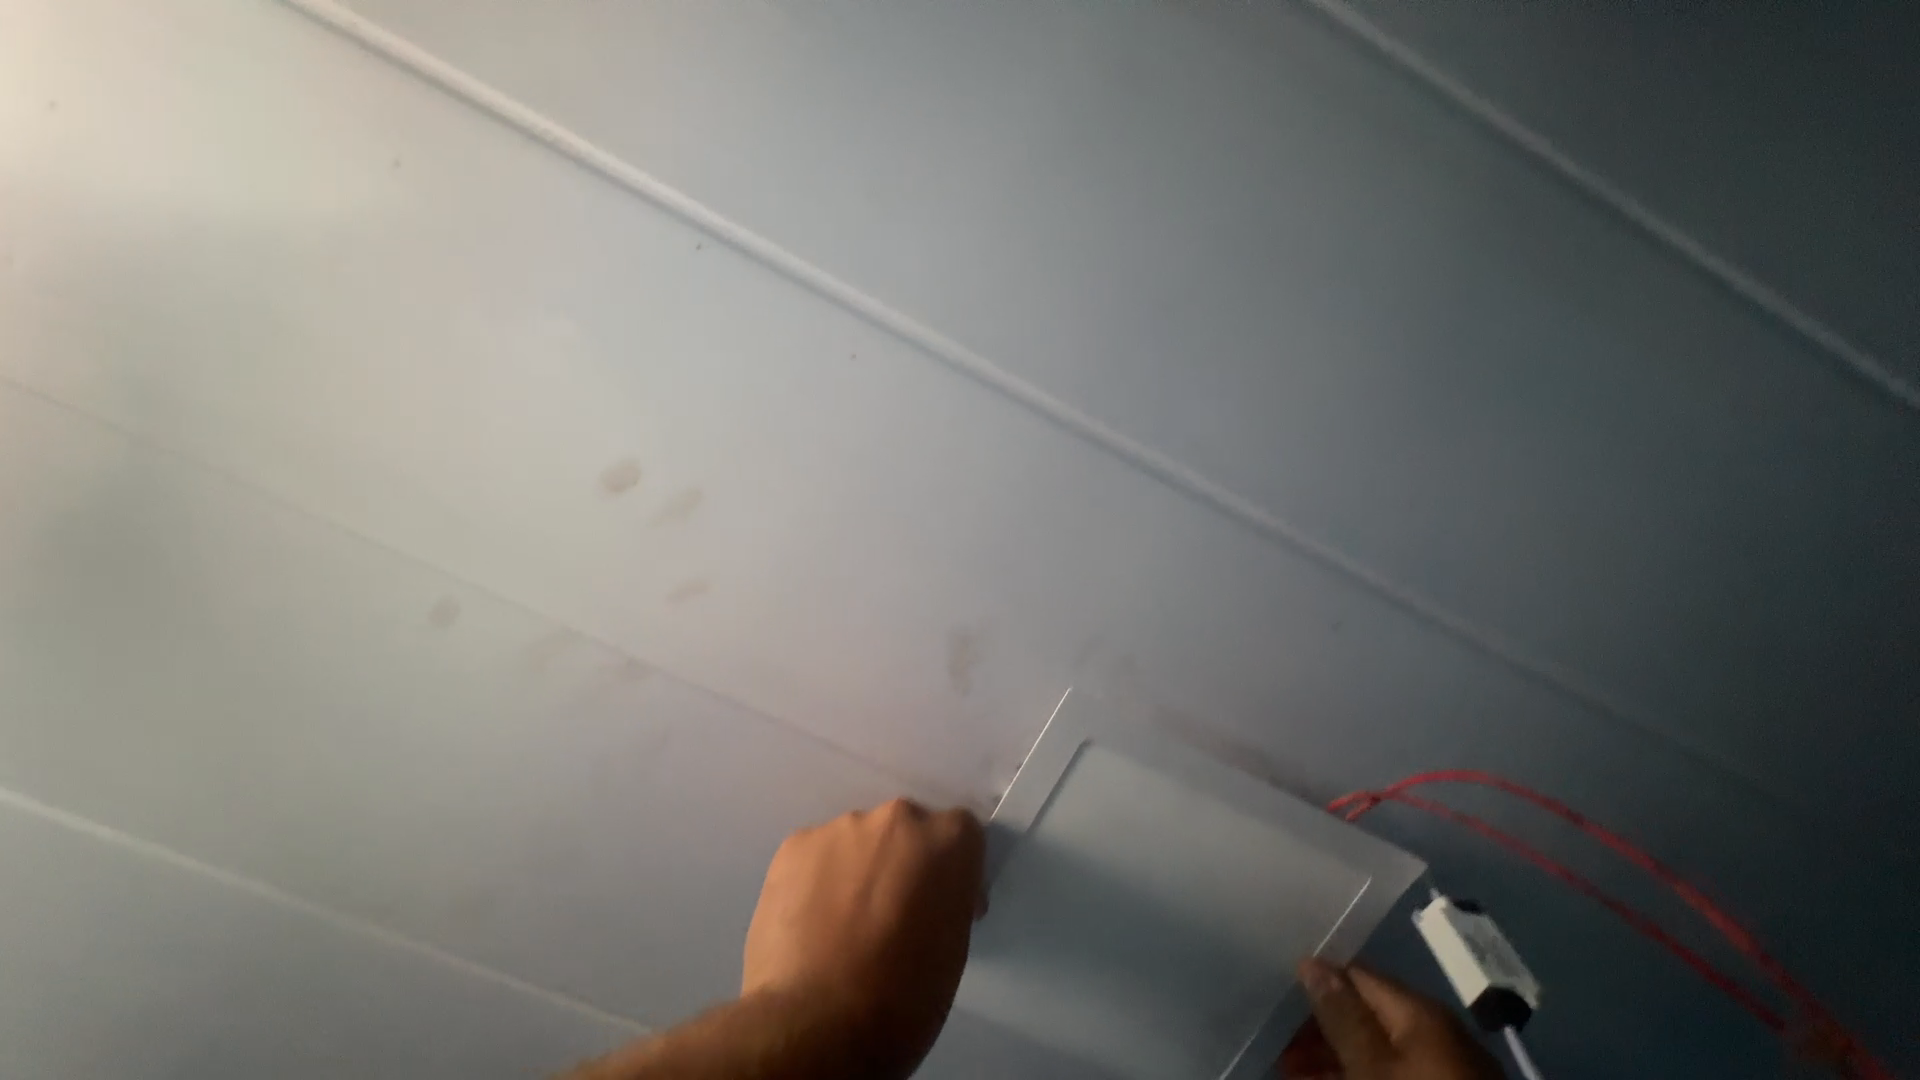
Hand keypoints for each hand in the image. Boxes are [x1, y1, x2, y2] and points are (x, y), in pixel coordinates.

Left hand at [742, 798, 984, 1076]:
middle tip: (889, 914)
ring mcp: (842, 828)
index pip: (961, 833)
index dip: (951, 868)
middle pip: (905, 829)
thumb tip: (930, 899)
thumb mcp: (953, 948)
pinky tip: (810, 924)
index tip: (939, 902)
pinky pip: (816, 855)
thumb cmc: (903, 998)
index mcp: (947, 840)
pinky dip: (816, 880)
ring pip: (857, 840)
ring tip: (841, 924)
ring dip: (857, 869)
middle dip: (901, 862)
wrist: (817, 1024)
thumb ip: (947, 902)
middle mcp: (897, 819)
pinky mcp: (795, 845)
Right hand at [1280, 959, 1502, 1078]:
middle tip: (1282, 1055)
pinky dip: (1363, 1076)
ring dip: (1336, 1060)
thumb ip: (1342, 1015)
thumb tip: (1311, 962)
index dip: (1314, 986)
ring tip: (1295, 1074)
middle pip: (1366, 1015)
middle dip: (1320, 1032)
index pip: (1355, 975)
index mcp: (1420, 1011)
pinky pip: (1397, 1074)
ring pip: (1380, 1051)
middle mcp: (1438, 1031)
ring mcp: (1449, 1069)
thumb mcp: (1372, 1067)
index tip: (1278, 1006)